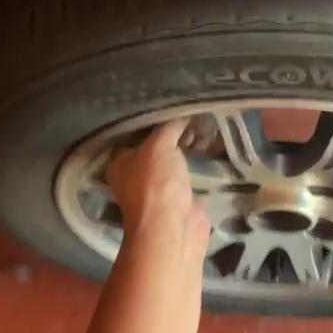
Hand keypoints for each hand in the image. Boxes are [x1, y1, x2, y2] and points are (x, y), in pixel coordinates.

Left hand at [107, 119, 209, 245]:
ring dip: (188, 147)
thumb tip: (182, 112)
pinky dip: (200, 162)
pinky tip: (213, 146)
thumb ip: (169, 127)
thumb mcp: (159, 145)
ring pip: (174, 159)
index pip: (134, 132)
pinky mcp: (180, 197)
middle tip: (192, 111)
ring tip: (206, 124)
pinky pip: (190, 173)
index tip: (170, 103)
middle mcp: (136, 174)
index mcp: (120, 162)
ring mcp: (159, 188)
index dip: (151, 118)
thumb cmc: (156, 184)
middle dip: (173, 131)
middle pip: (155, 146)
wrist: (173, 229)